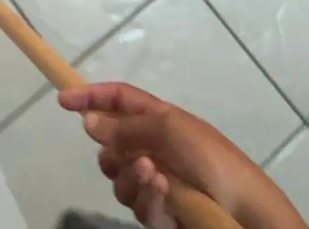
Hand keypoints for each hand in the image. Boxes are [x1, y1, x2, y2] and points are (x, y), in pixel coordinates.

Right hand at [59, 83, 307, 228]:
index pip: (116, 99)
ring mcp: (155, 180)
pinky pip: (136, 204)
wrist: (246, 212)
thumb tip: (87, 120)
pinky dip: (147, 199)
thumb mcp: (169, 128)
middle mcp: (152, 147)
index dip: (90, 96)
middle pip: (109, 143)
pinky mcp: (159, 212)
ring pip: (118, 178)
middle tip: (126, 154)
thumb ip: (126, 126)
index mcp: (157, 118)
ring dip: (131, 177)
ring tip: (156, 178)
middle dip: (111, 149)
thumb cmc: (212, 159)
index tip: (62, 101)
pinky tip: (166, 198)